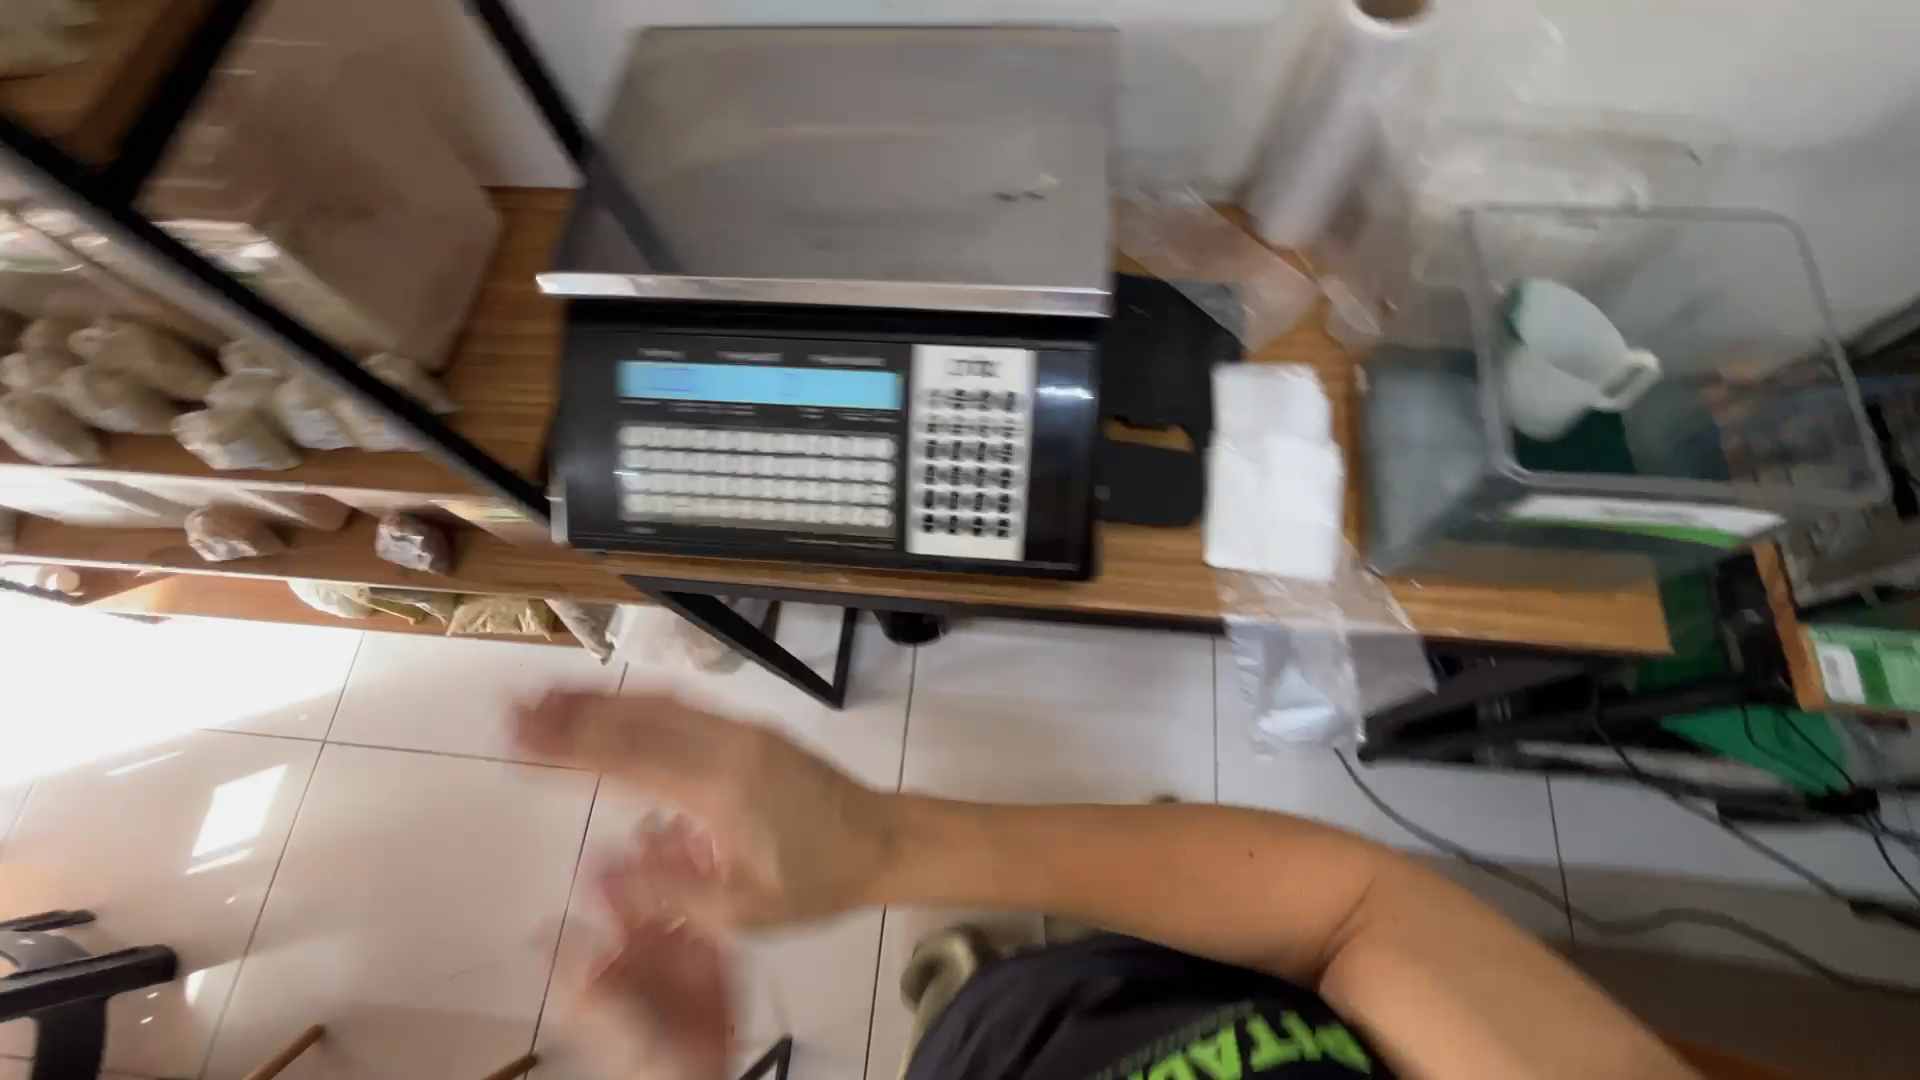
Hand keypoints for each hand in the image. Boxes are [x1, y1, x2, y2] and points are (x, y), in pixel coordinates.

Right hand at [513, 689, 896, 929]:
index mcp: (723, 789)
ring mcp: (746, 731)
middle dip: (576, 711)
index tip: (520, 735)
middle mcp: (730, 746)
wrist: (881, 840)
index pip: (630, 759)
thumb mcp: (743, 910)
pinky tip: (619, 704)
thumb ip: (667, 889)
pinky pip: (691, 708)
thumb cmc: (816, 883)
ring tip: (553, 696)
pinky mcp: (756, 731)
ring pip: (665, 704)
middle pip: (641, 718)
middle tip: (517, 706)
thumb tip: (592, 867)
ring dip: (607, 698)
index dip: (570, 745)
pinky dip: (646, 701)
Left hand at [561, 847, 733, 1079]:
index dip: (629, 860)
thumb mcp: (591, 1007)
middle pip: (657, 883)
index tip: (640, 825)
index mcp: (620, 946)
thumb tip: (539, 923)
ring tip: (701, 824)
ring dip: (692, 859)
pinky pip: (717, 908)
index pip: (624, 892)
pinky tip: (724, 854)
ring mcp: (686, 940)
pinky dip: (719, 880)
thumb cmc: (629, 1045)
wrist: (683, 1076)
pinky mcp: (717, 947)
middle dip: (662, 851)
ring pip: (687, 889)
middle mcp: (652, 936)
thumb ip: (573, 962)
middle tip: (673, 815)